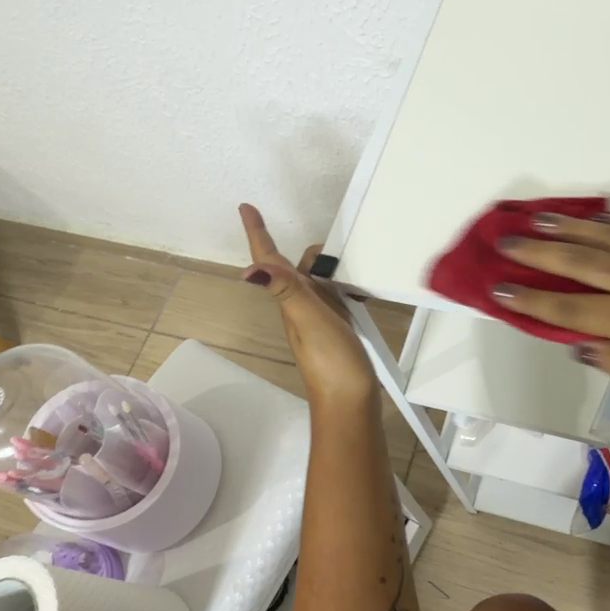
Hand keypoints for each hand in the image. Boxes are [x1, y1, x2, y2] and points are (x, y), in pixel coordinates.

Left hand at [238, 203, 378, 409]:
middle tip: (338, 246)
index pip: (269, 262)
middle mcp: (299, 306)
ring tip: (354, 262)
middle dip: (311, 251)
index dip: (258, 234)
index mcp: (290, 301)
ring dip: (330, 266)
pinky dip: (346, 284)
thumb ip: (286, 292)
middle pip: (296, 267)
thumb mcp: (309, 321)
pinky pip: (335, 294)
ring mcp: (317, 317)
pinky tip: (362, 289)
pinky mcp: (336, 325)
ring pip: (317, 280)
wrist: (350, 402)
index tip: (247, 207)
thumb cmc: (331, 362)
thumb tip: (250, 270)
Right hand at [490, 214, 609, 410]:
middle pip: (579, 262)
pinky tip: (595, 220)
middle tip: (504, 243)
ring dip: (567, 227)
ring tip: (535, 217)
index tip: (499, 291)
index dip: (531, 301)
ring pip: (606, 238)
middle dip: (536, 252)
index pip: (570, 310)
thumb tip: (582, 346)